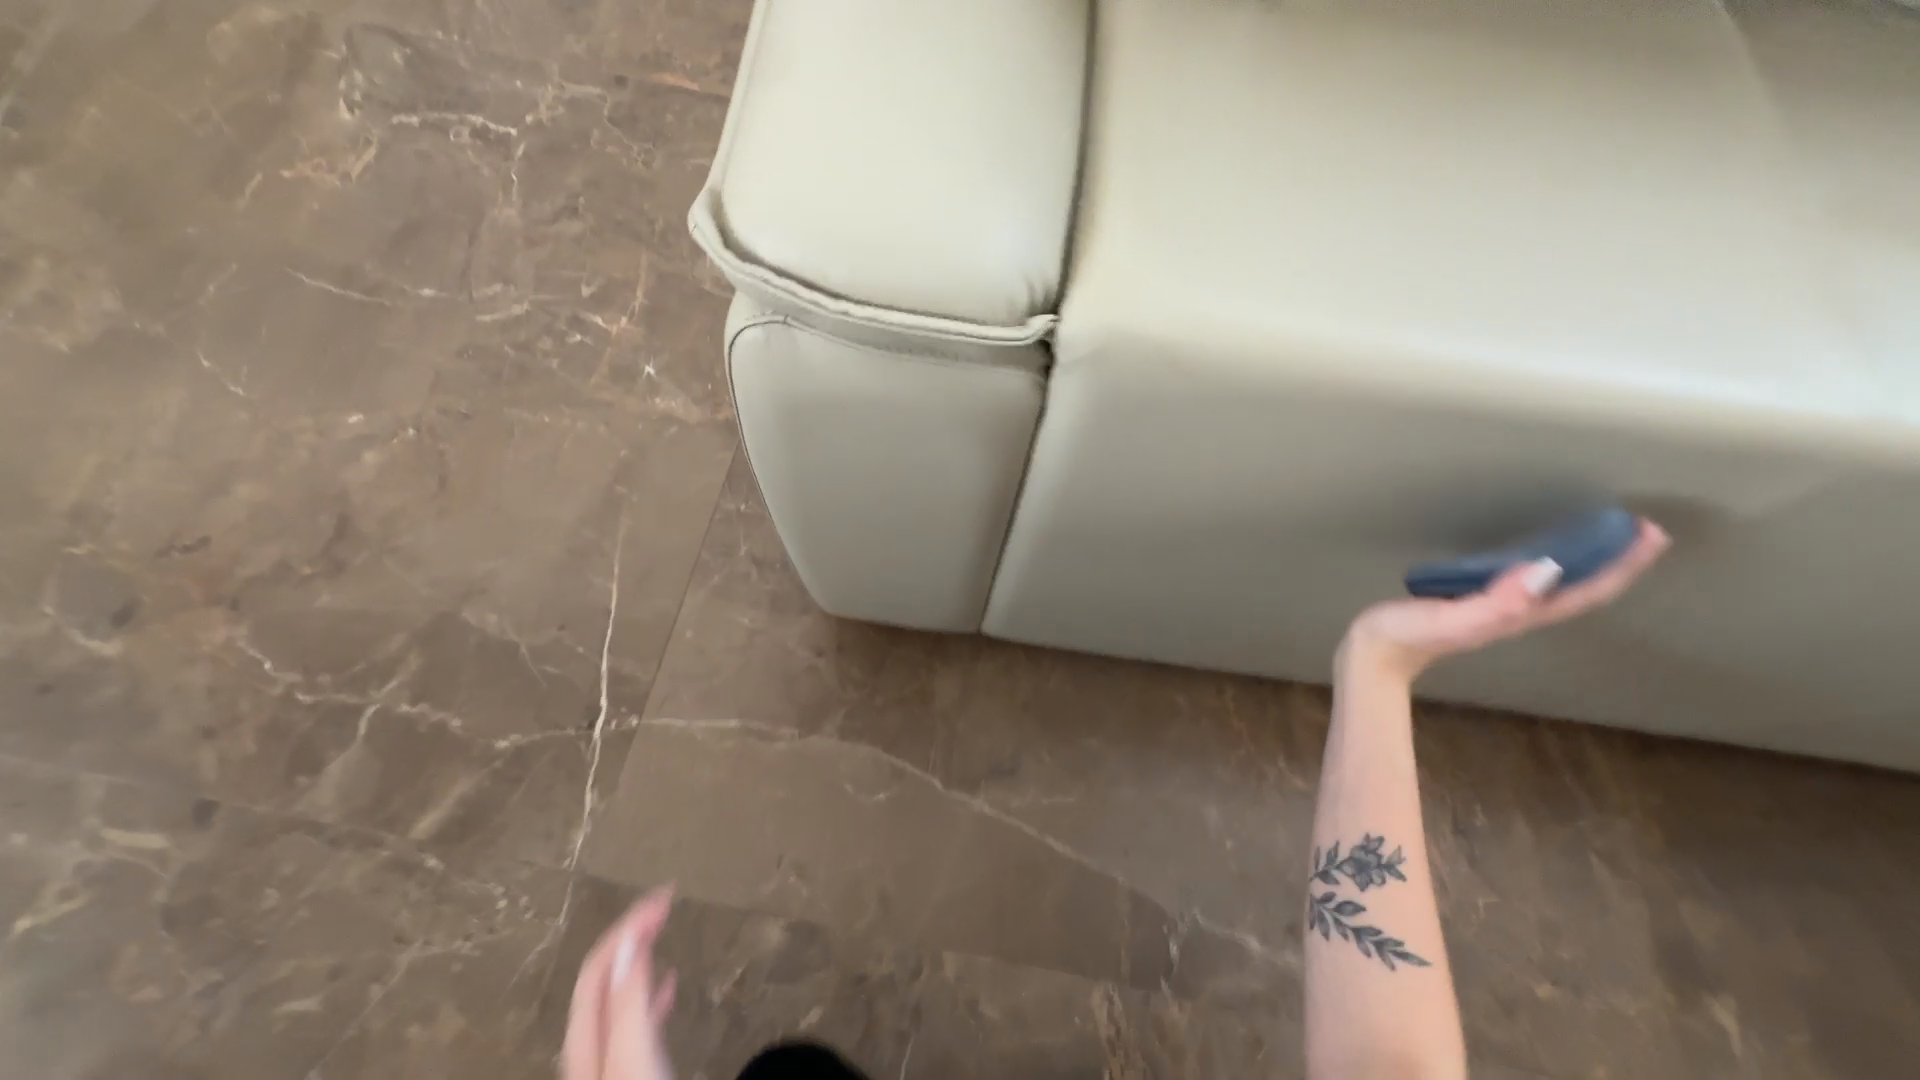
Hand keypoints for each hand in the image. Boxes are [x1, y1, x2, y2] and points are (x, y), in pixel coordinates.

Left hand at [562, 888, 677, 1079]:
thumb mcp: (634, 1058)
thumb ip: (630, 1005)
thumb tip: (629, 941)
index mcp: (586, 1043)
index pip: (599, 969)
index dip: (629, 926)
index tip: (667, 895)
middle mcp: (589, 1051)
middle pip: (600, 983)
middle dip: (630, 936)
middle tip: (666, 903)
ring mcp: (605, 1063)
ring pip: (615, 1000)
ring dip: (637, 960)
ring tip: (663, 935)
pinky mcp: (626, 1071)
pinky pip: (632, 1020)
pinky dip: (648, 992)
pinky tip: (666, 988)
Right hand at [1343, 518, 1670, 682]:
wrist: (1375, 653)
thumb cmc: (1407, 634)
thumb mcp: (1449, 617)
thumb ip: (1496, 601)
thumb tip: (1544, 571)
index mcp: (1518, 616)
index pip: (1584, 591)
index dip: (1620, 566)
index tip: (1647, 533)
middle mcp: (1519, 612)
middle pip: (1582, 588)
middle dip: (1617, 562)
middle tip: (1643, 529)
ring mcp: (1500, 609)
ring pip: (1561, 585)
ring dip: (1591, 562)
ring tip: (1609, 535)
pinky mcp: (1480, 600)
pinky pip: (1533, 579)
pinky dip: (1554, 562)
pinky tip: (1548, 551)